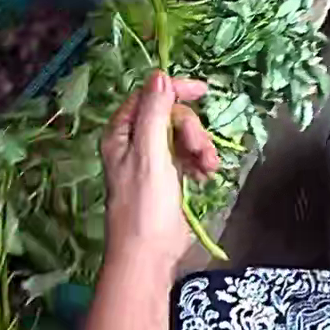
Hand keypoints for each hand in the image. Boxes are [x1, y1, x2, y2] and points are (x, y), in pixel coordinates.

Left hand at [101, 71, 218, 278]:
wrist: (148, 255)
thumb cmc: (144, 205)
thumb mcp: (150, 154)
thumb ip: (154, 114)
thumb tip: (159, 74)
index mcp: (121, 132)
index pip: (148, 96)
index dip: (174, 91)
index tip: (203, 92)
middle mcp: (134, 142)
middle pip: (170, 115)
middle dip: (191, 129)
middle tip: (199, 151)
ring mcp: (152, 159)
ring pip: (182, 135)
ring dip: (199, 147)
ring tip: (207, 169)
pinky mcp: (168, 176)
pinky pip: (187, 155)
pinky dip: (199, 162)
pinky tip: (205, 177)